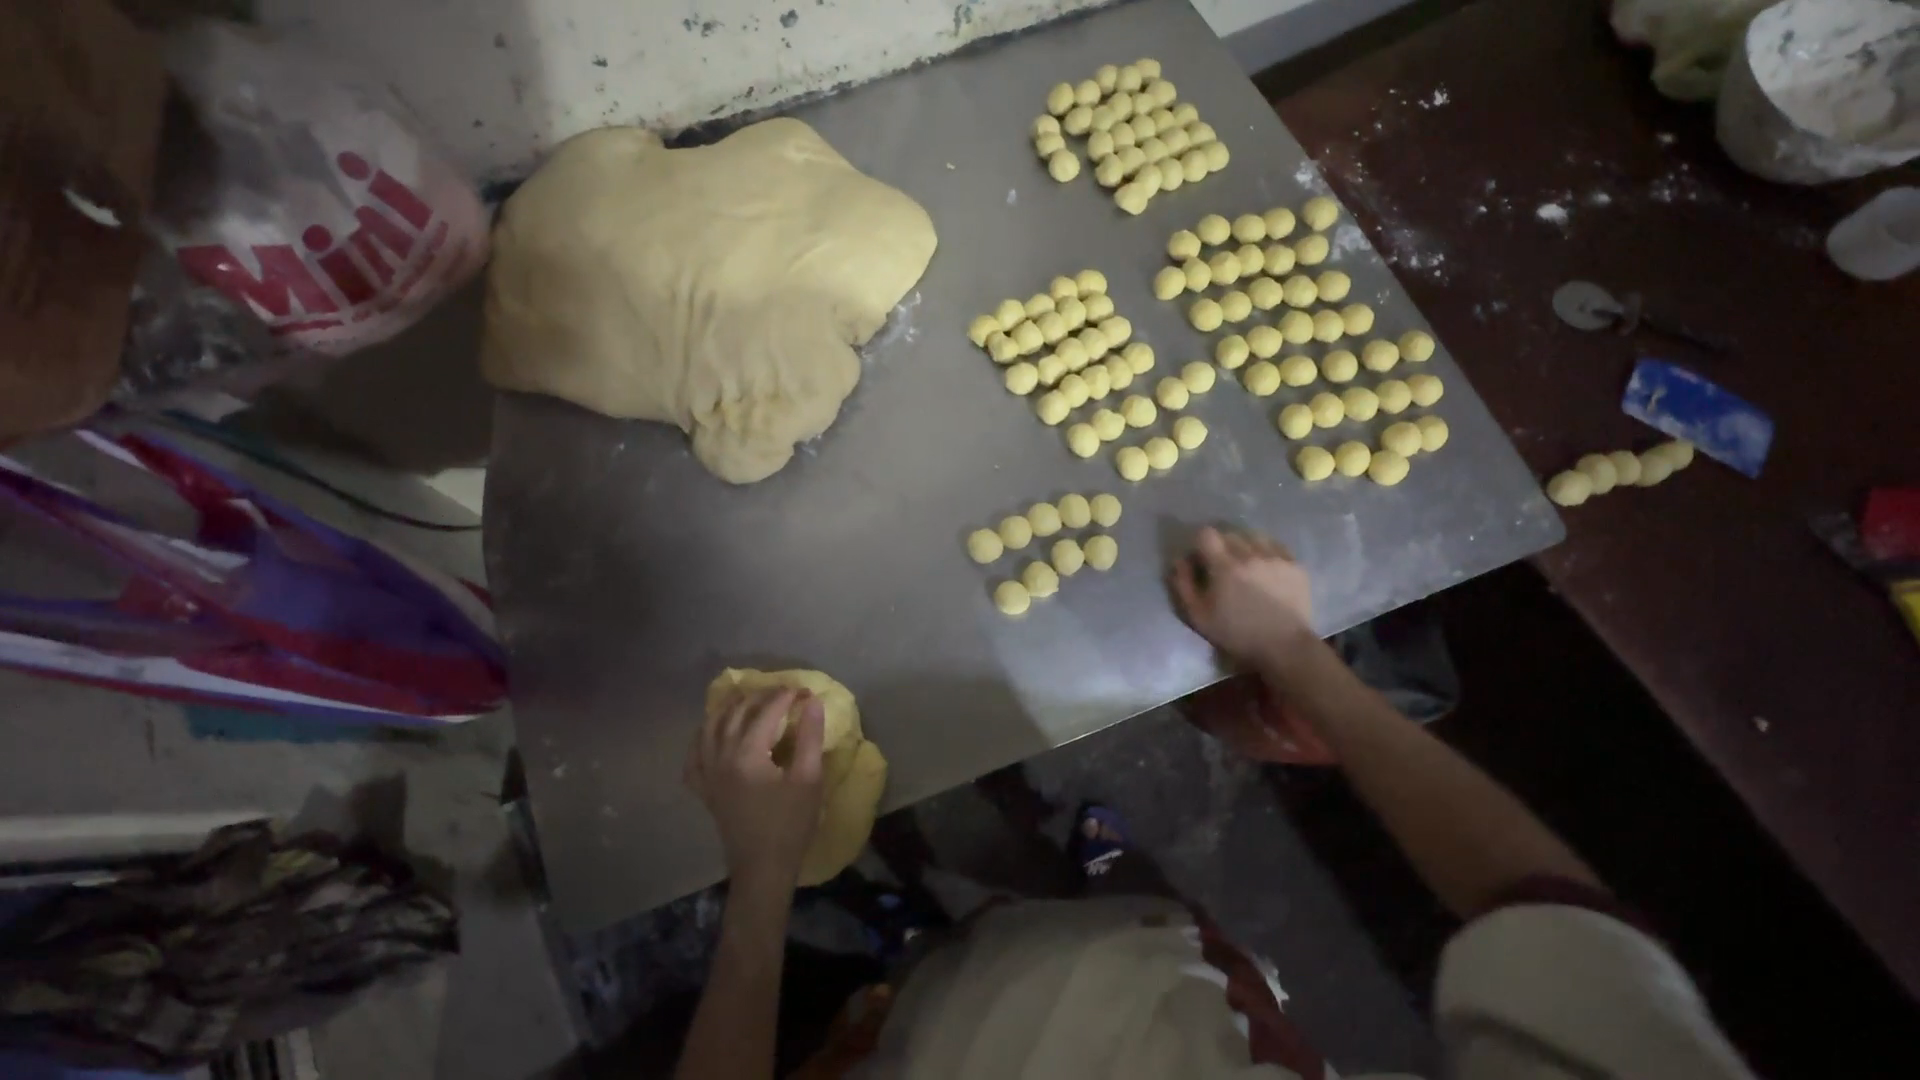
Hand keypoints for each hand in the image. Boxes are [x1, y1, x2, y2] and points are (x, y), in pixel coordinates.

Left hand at [684, 687, 825, 890]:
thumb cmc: (791, 825)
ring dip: (729, 709)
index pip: (766, 711)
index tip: (805, 691)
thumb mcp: (808, 779)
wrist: (763, 869)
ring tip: (749, 700)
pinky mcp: (704, 789)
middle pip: (736, 714)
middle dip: (760, 697)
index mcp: (747, 754)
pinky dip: (703, 738)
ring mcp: (707, 774)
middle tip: (783, 693)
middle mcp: (720, 757)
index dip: (785, 696)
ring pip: (710, 728)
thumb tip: (812, 702)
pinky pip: (694, 755)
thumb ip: (810, 737)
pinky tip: (714, 733)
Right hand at [1169, 526, 1316, 670]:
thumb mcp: (1198, 616)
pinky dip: (1266, 552)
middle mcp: (1251, 555)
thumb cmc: (1236, 634)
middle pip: (1229, 533)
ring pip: (1253, 535)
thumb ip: (1183, 585)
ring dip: (1245, 545)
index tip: (1203, 558)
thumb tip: (1180, 561)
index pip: (1206, 533)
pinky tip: (1265, 568)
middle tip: (1223, 565)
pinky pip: (1275, 545)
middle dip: (1222, 545)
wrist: (1283, 646)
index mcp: (1225, 566)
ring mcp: (1276, 557)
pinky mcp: (1295, 564)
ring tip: (1246, 564)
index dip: (1201, 543)